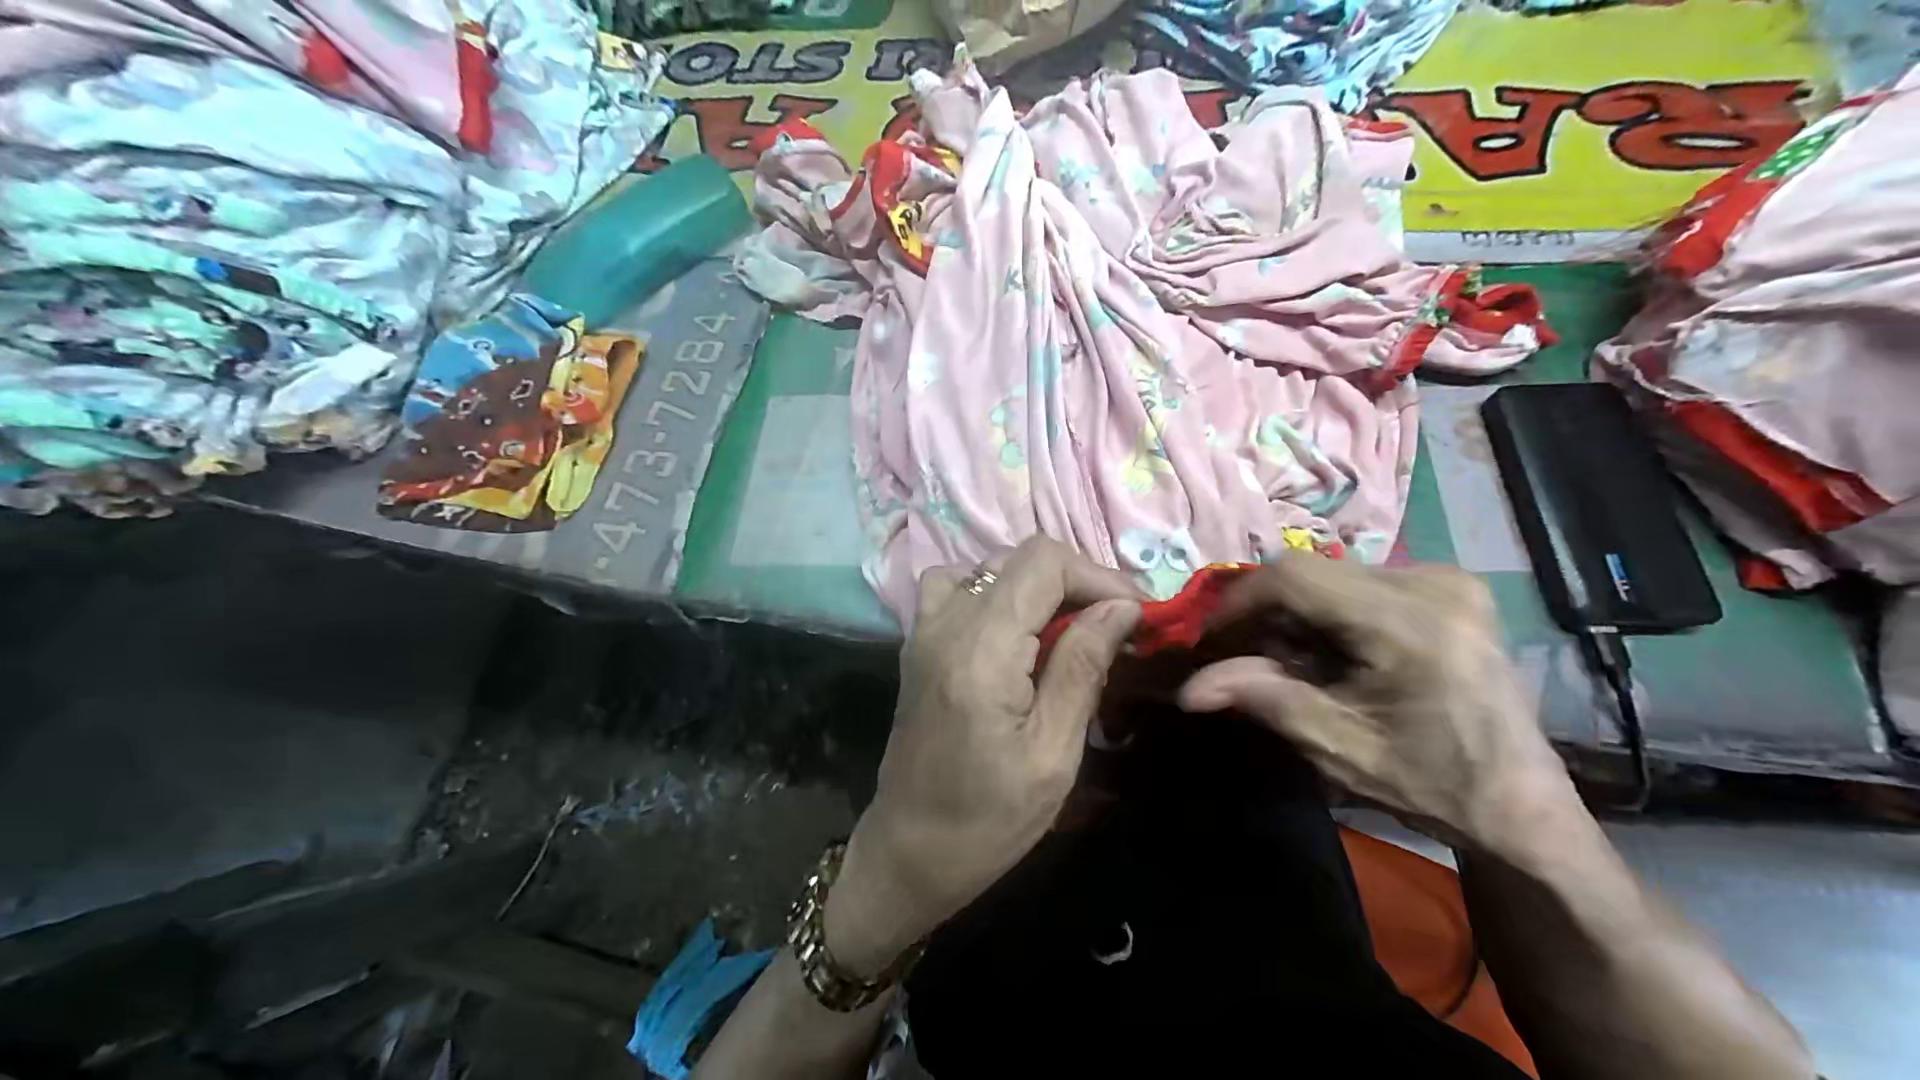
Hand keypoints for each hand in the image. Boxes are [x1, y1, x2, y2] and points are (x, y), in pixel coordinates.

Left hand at [824, 538, 1141, 975]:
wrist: (911, 849)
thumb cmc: (989, 819)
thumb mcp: (1053, 753)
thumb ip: (1082, 667)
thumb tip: (1121, 606)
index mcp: (981, 649)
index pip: (1042, 563)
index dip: (1097, 575)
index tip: (1136, 614)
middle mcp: (945, 623)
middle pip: (1019, 558)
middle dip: (1076, 581)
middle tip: (1114, 626)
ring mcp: (924, 629)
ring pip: (989, 567)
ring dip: (1036, 586)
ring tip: (1067, 627)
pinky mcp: (917, 643)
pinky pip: (956, 587)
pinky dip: (995, 592)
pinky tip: (1015, 633)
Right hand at [1176, 554, 1576, 854]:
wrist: (1522, 805)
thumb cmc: (1432, 784)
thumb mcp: (1336, 746)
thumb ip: (1262, 700)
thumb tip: (1188, 688)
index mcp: (1413, 624)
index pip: (1296, 576)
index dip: (1240, 599)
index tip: (1212, 636)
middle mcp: (1435, 583)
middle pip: (1311, 570)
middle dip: (1265, 609)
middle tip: (1247, 654)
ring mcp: (1448, 579)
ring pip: (1331, 572)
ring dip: (1295, 609)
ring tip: (1290, 658)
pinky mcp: (1451, 585)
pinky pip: (1359, 579)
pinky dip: (1327, 608)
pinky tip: (1330, 649)